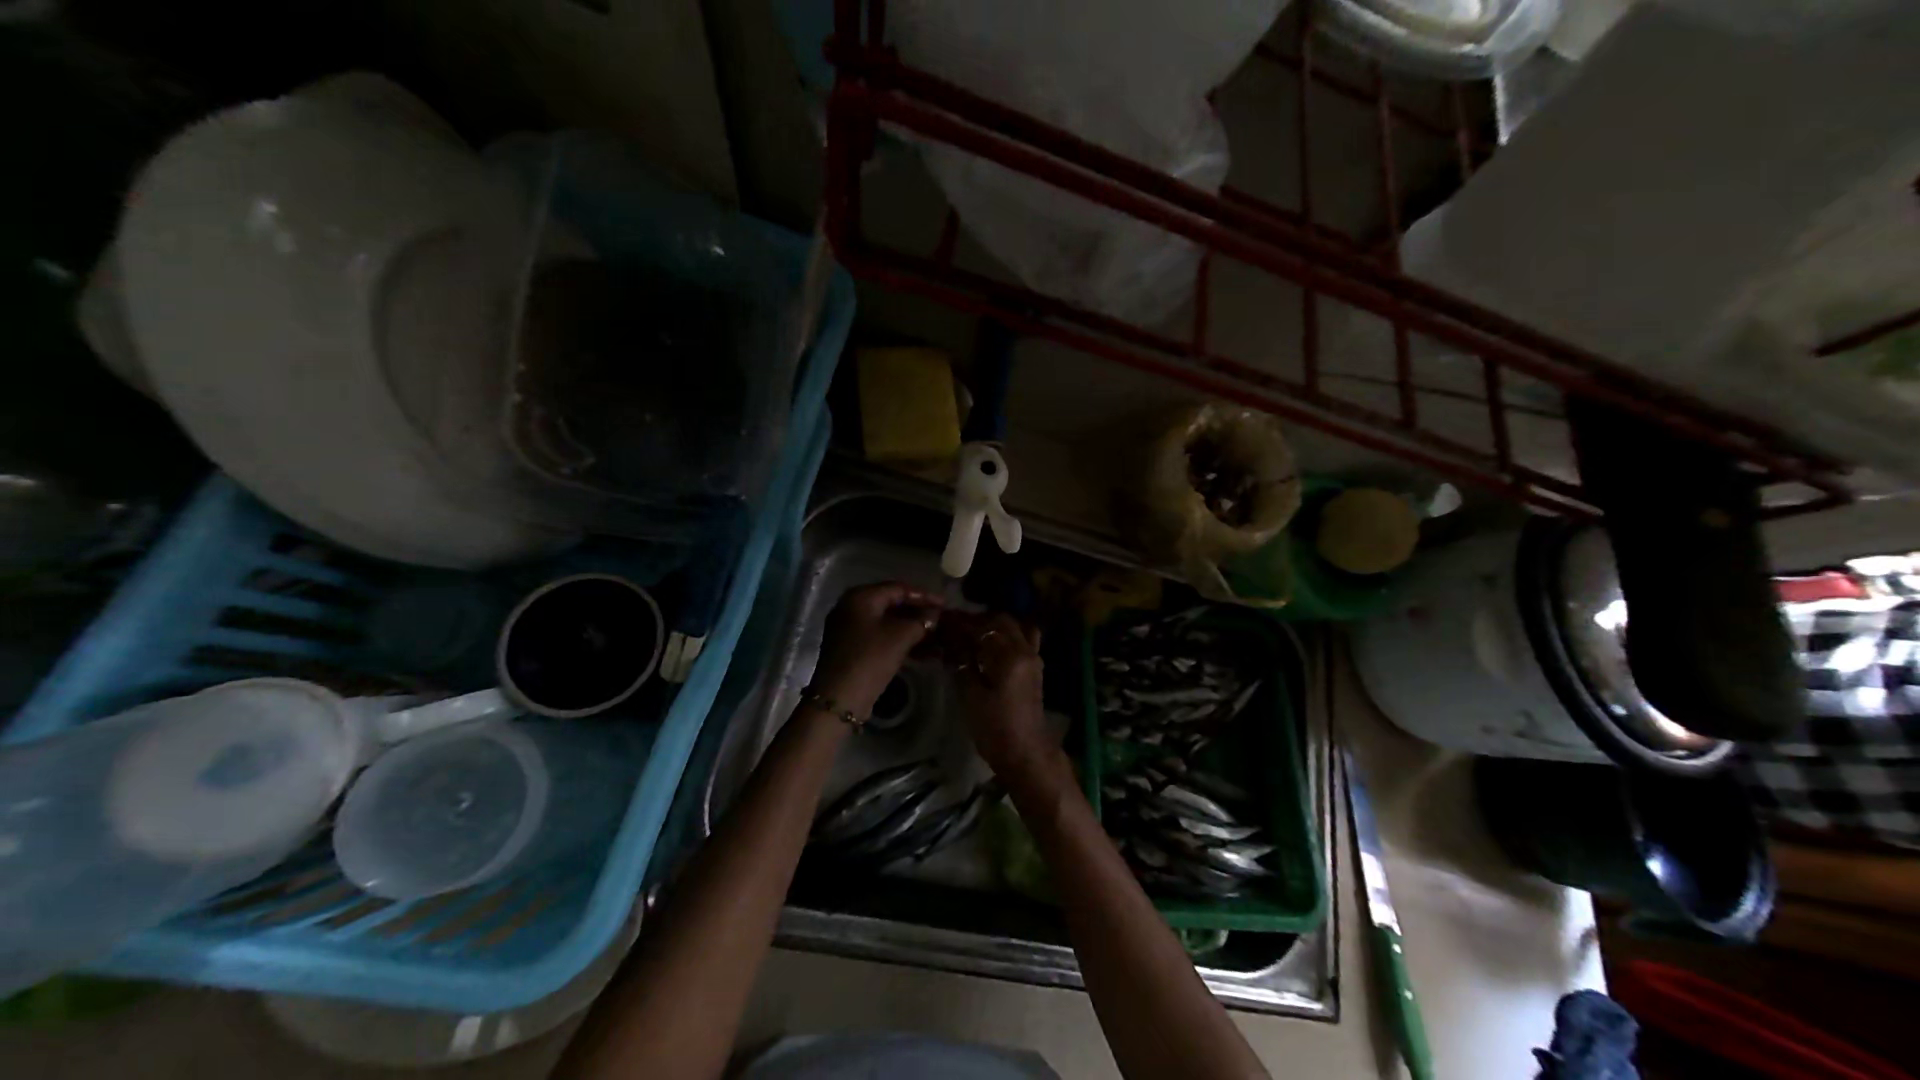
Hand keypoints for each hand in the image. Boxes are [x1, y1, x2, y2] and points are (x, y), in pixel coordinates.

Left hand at [810, 582, 943, 715]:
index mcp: (860, 597)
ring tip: (939, 638)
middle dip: (919, 614)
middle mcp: (852, 607)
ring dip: (913, 630)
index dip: (924, 596)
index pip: (898, 588)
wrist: (839, 698)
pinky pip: (882, 638)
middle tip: (942, 620)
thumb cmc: (870, 658)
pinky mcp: (854, 649)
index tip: (946, 604)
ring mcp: (851, 629)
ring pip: (889, 624)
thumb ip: (922, 621)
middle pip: (893, 605)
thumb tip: (935, 614)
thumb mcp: (901, 636)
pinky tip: (925, 653)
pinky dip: (901, 642)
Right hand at [942, 612, 1058, 785]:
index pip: (983, 626)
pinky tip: (991, 649)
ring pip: (1016, 628)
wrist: (1026, 755)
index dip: (961, 623)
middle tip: (955, 628)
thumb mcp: (971, 697)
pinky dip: (1008, 637)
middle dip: (978, 621)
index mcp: (1010, 655)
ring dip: (995, 627)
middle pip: (1003, 621)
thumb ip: (962, 665)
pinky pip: (1023, 641)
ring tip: (974, 636)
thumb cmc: (995, 728)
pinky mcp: (1035, 671)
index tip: (943, 622)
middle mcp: (1025, 651)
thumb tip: (952, 645)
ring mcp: (1033, 659)